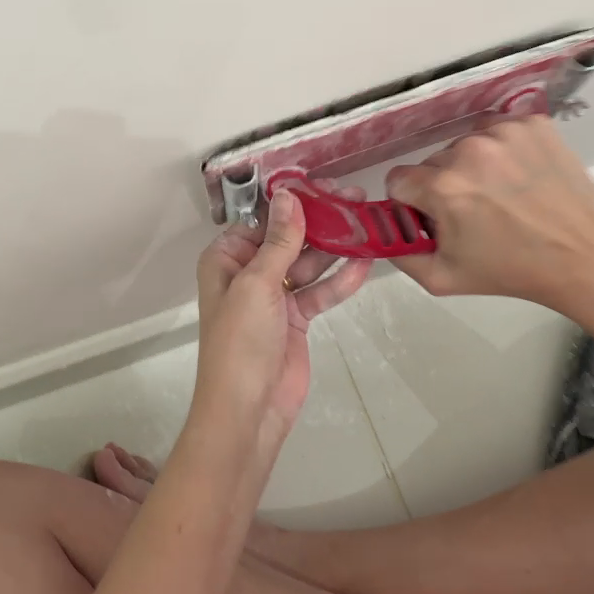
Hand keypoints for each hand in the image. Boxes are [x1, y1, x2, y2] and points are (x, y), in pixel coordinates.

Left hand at [193, 183, 371, 439]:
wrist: (249, 409)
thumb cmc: (241, 340)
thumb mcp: (257, 283)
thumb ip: (279, 240)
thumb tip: (289, 195)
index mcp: (225, 259)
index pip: (260, 221)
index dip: (290, 203)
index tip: (323, 185)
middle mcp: (247, 273)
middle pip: (287, 238)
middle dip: (319, 220)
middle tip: (355, 198)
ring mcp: (273, 297)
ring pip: (307, 262)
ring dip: (335, 246)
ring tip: (368, 222)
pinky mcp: (296, 319)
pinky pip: (320, 291)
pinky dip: (340, 279)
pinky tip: (365, 262)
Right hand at [383, 116, 593, 312]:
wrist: (586, 258)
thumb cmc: (513, 271)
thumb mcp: (443, 279)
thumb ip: (400, 254)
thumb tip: (381, 233)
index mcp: (443, 187)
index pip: (399, 180)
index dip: (412, 202)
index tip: (433, 215)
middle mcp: (468, 151)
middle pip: (433, 162)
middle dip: (444, 185)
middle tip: (474, 212)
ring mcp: (504, 133)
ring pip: (465, 145)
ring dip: (474, 166)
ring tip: (503, 195)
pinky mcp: (532, 125)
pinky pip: (498, 131)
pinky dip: (503, 151)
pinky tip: (520, 177)